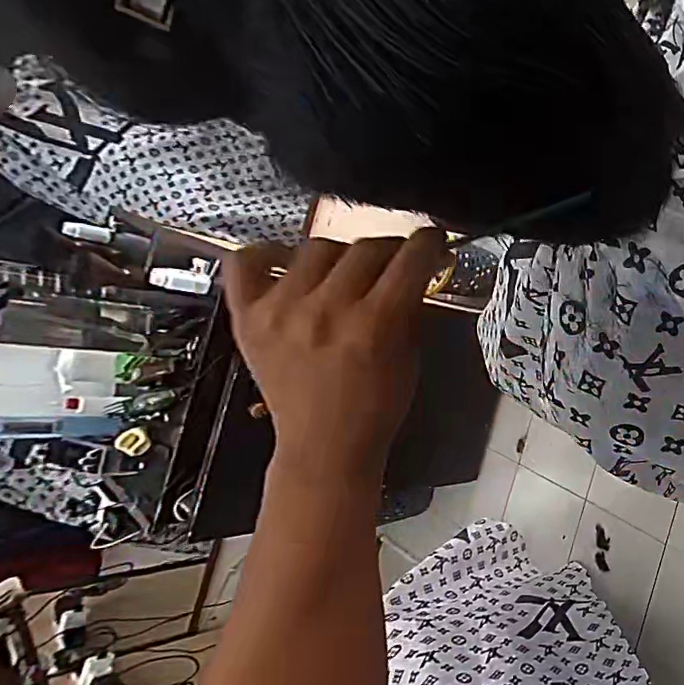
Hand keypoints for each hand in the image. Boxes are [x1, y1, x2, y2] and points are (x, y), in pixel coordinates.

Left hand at [224, 231, 448, 479]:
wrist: (326, 443)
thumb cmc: (379, 405)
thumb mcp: (411, 355)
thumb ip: (411, 309)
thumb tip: (418, 271)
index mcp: (375, 324)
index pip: (409, 260)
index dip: (429, 243)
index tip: (436, 241)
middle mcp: (325, 310)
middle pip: (367, 249)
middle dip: (395, 249)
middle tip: (403, 260)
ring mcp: (280, 310)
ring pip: (318, 248)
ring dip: (346, 254)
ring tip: (353, 270)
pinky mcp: (247, 317)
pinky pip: (248, 262)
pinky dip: (271, 254)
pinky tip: (294, 265)